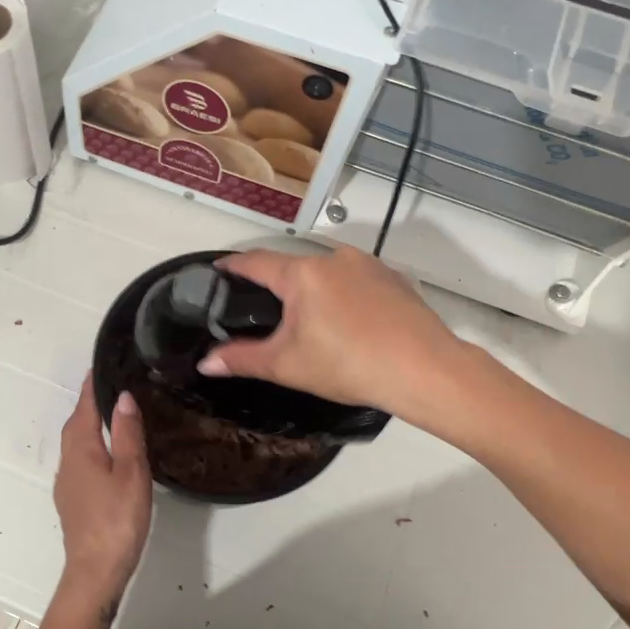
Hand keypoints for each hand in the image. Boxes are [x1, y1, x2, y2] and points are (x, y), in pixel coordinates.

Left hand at [52, 376, 151, 622]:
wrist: (95, 570)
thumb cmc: (117, 519)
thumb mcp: (131, 472)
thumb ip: (127, 434)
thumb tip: (122, 397)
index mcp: (82, 449)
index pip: (85, 407)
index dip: (93, 386)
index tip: (101, 365)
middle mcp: (68, 461)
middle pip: (76, 423)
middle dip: (89, 403)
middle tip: (110, 387)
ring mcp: (67, 483)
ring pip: (76, 443)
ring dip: (89, 425)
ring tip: (112, 415)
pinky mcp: (72, 501)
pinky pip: (79, 460)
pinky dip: (91, 446)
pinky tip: (107, 455)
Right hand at [198, 246, 467, 414]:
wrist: (424, 369)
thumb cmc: (347, 365)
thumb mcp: (287, 365)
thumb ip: (242, 359)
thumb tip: (205, 362)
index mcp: (302, 274)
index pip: (255, 261)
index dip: (233, 267)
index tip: (219, 272)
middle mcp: (334, 259)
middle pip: (293, 268)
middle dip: (278, 288)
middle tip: (266, 315)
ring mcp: (369, 265)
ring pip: (327, 274)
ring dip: (314, 293)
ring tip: (312, 324)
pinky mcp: (395, 279)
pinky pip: (357, 282)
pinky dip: (345, 297)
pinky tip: (350, 325)